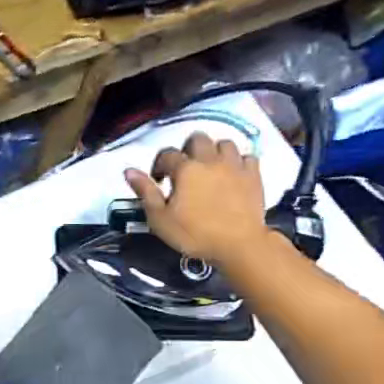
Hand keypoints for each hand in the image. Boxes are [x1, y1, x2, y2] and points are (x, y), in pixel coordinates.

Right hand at [123, 132, 273, 264]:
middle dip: (187, 149)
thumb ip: (145, 191)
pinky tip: (233, 174)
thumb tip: (129, 170)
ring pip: (224, 143)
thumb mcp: (160, 218)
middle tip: (184, 169)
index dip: (159, 165)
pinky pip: (247, 157)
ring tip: (210, 169)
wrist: (239, 245)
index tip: (158, 181)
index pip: (167, 154)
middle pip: (198, 139)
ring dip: (214, 152)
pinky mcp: (254, 176)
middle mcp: (210, 160)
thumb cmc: (194, 234)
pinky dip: (238, 162)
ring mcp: (235, 166)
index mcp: (185, 169)